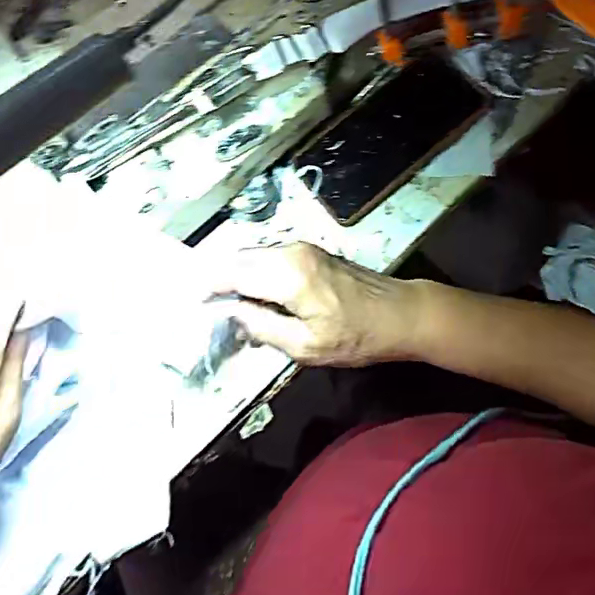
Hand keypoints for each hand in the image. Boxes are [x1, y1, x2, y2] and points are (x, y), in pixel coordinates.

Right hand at [212, 243, 429, 366]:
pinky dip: (255, 270)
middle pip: (241, 258)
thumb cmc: (357, 336)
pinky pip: (270, 256)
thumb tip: (233, 315)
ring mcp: (301, 247)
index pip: (235, 274)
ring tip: (227, 302)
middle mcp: (290, 252)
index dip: (210, 285)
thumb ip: (264, 328)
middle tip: (205, 302)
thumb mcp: (307, 346)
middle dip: (219, 276)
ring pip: (254, 255)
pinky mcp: (310, 251)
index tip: (192, 299)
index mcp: (288, 275)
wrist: (401, 313)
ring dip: (237, 273)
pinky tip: (254, 293)